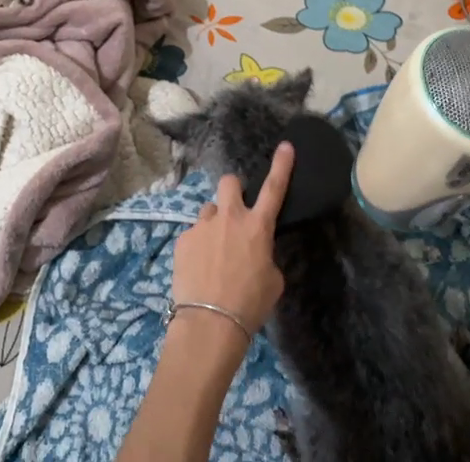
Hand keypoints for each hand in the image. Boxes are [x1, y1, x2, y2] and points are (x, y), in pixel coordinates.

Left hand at [170, 142, 293, 333]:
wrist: (209, 322)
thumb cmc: (250, 304)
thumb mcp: (272, 280)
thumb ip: (265, 256)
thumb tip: (256, 253)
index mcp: (257, 226)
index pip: (274, 188)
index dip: (282, 165)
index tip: (286, 146)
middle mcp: (229, 218)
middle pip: (230, 183)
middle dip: (235, 190)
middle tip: (235, 211)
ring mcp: (202, 226)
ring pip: (209, 211)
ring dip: (214, 224)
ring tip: (214, 253)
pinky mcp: (183, 240)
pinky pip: (194, 235)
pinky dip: (199, 246)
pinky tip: (199, 269)